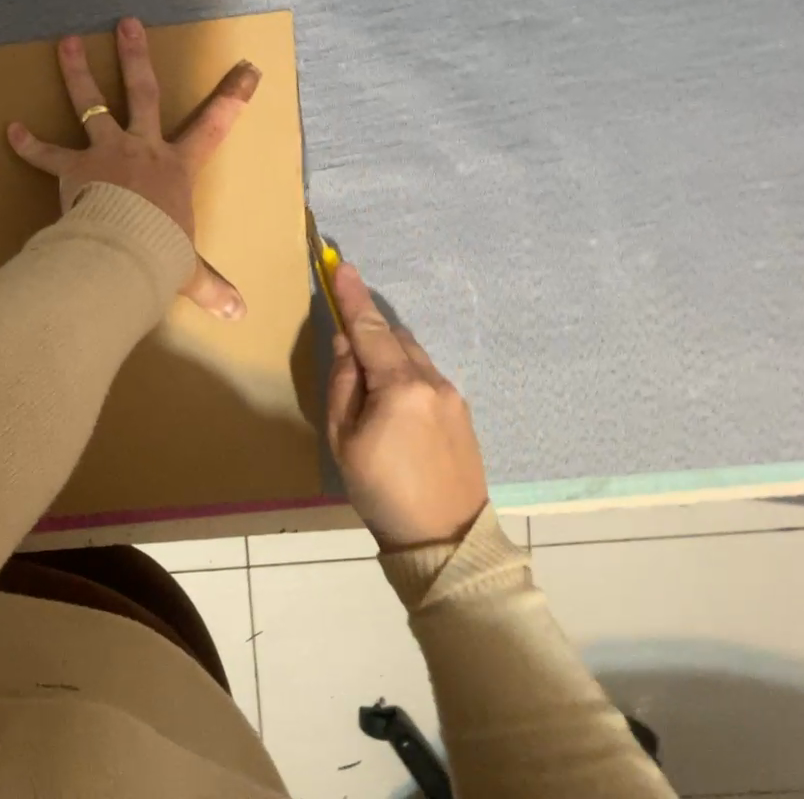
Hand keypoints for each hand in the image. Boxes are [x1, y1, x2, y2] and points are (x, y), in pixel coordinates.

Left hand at [6, 16, 259, 319]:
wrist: (125, 255)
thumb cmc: (160, 254)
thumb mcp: (188, 269)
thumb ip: (211, 287)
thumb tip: (239, 315)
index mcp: (176, 168)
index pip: (214, 126)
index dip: (233, 97)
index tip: (248, 66)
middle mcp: (142, 149)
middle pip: (142, 93)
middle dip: (135, 56)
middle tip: (127, 23)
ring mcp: (106, 152)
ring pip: (91, 103)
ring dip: (76, 72)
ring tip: (65, 41)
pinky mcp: (75, 168)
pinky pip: (46, 155)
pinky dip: (27, 144)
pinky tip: (9, 129)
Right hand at [326, 262, 489, 549]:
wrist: (444, 538)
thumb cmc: (380, 489)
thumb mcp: (342, 437)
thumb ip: (343, 383)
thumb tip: (345, 343)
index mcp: (400, 386)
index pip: (371, 329)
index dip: (352, 297)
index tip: (341, 264)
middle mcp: (432, 382)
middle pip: (395, 339)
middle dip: (369, 330)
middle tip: (344, 337)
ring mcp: (453, 397)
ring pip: (412, 358)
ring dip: (387, 355)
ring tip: (364, 385)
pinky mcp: (462, 415)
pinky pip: (425, 378)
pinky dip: (402, 375)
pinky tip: (390, 403)